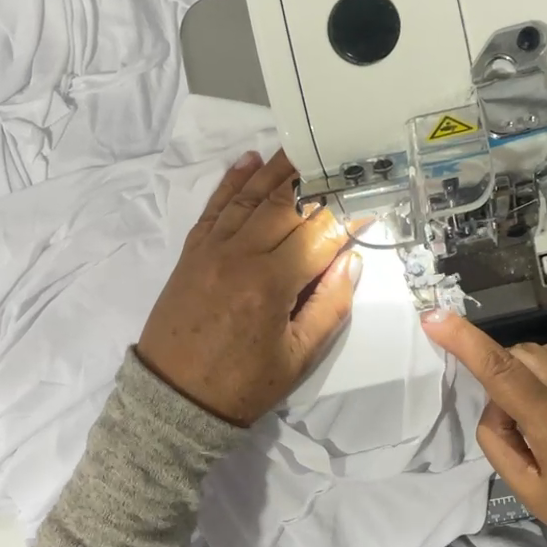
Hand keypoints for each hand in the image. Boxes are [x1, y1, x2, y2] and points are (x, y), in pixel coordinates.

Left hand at [137, 150, 361, 425]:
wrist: (174, 398)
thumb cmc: (243, 385)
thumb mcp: (299, 356)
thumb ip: (329, 305)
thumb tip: (350, 259)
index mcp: (270, 284)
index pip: (319, 233)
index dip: (348, 216)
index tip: (371, 202)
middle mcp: (239, 255)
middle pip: (286, 205)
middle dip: (318, 182)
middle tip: (343, 161)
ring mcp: (211, 249)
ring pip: (250, 198)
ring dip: (278, 170)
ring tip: (303, 147)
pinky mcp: (192, 252)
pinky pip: (215, 207)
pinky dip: (232, 182)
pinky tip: (249, 160)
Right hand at [422, 311, 546, 546]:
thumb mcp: (528, 491)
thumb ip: (498, 442)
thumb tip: (495, 404)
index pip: (500, 370)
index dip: (464, 341)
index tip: (435, 318)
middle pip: (523, 353)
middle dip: (505, 371)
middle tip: (516, 416)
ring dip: (533, 369)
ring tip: (545, 409)